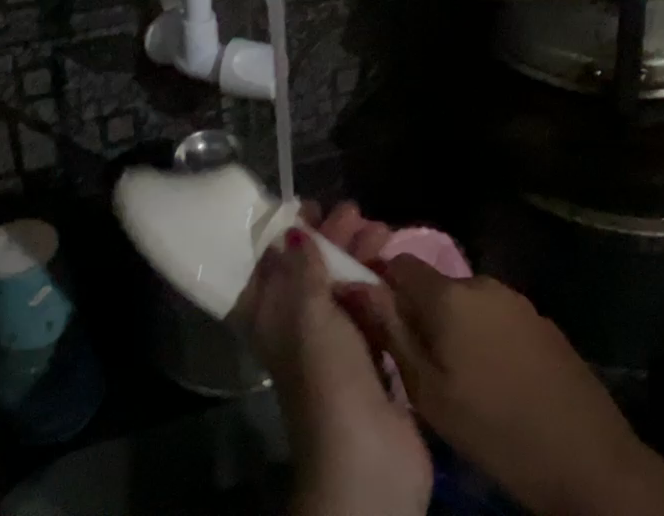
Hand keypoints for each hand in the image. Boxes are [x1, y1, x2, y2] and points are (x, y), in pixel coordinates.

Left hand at [236, 220, 428, 515]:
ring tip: (382, 229)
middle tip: (355, 211)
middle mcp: (296, 329)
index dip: (284, 234)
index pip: (268, 265)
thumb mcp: (308, 314)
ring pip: (342, 289)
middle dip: (330, 239)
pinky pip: (370, 313)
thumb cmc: (327, 376)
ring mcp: (334, 346)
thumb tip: (292, 231)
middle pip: (310, 272)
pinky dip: (380, 289)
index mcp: (269, 318)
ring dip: (359, 259)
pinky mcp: (369, 362)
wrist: (368, 458)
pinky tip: (395, 268)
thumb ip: (302, 270)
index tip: (309, 205)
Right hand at [341, 258, 663, 515]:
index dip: (381, 286)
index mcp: (449, 294)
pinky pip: (496, 318)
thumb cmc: (494, 428)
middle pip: (434, 285)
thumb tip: (353, 284)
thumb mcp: (426, 389)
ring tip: (455, 374)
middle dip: (419, 312)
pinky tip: (492, 378)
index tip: (378, 322)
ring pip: (466, 303)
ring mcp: (519, 302)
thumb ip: (389, 330)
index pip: (397, 263)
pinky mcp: (544, 324)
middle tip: (416, 360)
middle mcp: (484, 283)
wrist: (590, 463)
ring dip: (453, 326)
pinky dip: (484, 337)